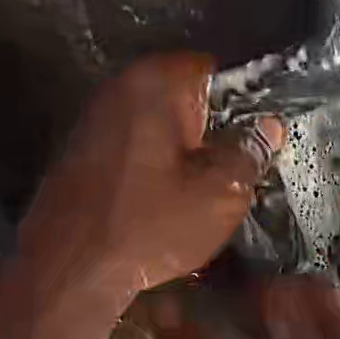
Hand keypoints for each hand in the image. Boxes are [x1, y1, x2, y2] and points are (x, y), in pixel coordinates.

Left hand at [18, 53, 285, 302]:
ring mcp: (99, 117)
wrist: (70, 268)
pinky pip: (144, 141)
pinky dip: (167, 159)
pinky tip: (180, 193)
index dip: (250, 98)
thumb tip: (269, 126)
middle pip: (191, 95)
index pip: (218, 70)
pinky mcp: (89, 149)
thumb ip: (248, 153)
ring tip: (218, 182)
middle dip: (223, 124)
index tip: (267, 132)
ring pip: (167, 121)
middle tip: (249, 162)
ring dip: (195, 145)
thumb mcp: (220, 193)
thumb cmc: (151, 225)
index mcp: (156, 86)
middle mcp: (122, 89)